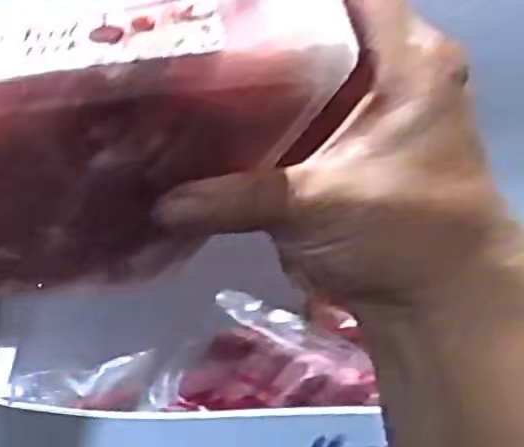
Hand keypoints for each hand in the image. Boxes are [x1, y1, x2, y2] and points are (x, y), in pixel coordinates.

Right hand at [154, 0, 515, 312]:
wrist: (420, 287)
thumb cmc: (403, 226)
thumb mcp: (324, 203)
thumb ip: (241, 199)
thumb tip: (158, 205)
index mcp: (401, 64)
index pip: (351, 4)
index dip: (287, 4)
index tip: (220, 11)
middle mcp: (365, 84)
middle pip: (296, 49)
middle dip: (236, 54)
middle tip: (171, 61)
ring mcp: (327, 129)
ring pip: (266, 100)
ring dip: (217, 107)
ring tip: (157, 105)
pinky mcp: (295, 169)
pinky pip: (247, 146)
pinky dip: (211, 150)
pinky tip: (169, 153)